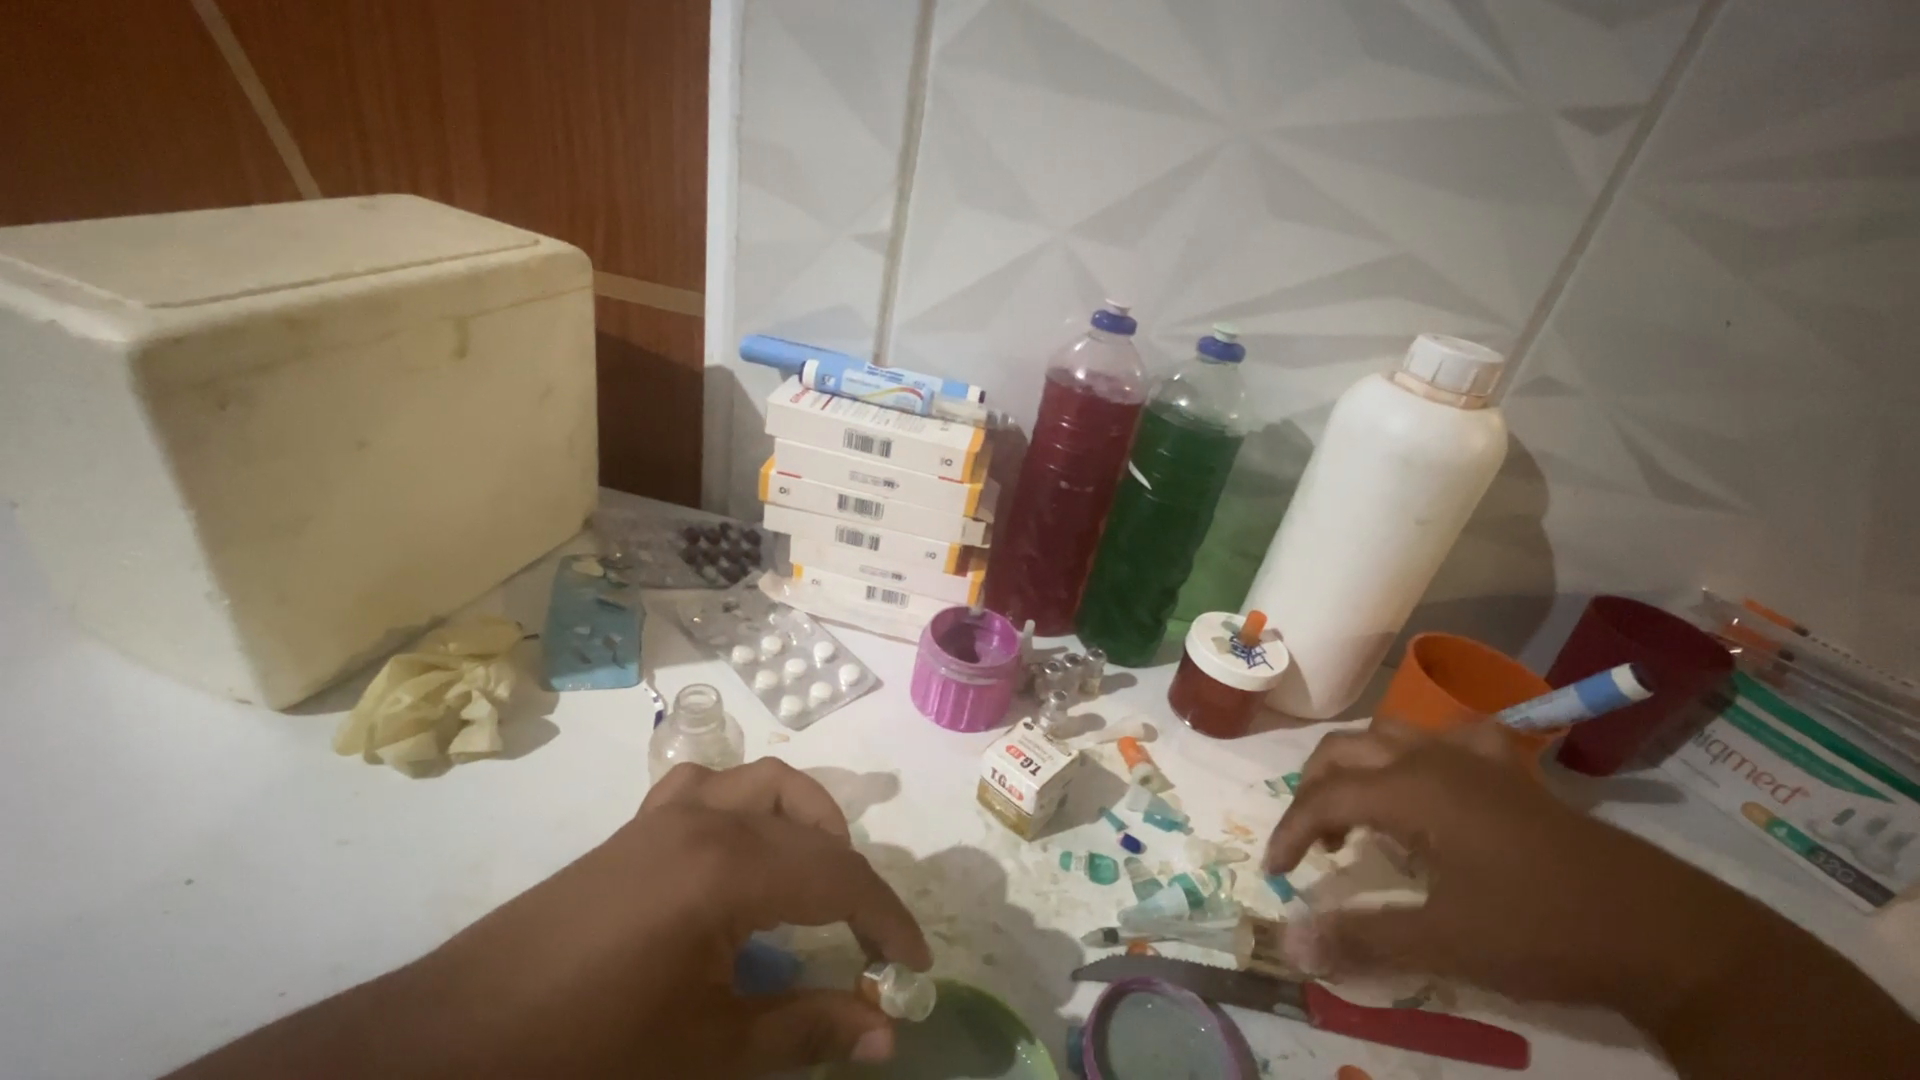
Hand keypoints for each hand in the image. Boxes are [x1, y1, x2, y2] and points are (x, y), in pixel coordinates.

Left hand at [380, 759, 930, 1077]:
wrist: (450, 1043)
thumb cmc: (588, 1050)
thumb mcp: (709, 1050)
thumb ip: (805, 1031)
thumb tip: (886, 1032)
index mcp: (729, 865)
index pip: (839, 878)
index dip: (887, 919)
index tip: (915, 964)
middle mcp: (705, 818)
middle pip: (810, 827)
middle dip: (852, 876)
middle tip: (865, 936)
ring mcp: (664, 815)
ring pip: (762, 784)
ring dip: (804, 822)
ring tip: (812, 882)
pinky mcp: (633, 831)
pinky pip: (705, 787)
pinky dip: (745, 807)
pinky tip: (736, 856)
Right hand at [1263, 723, 1770, 1025]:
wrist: (1666, 933)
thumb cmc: (1543, 931)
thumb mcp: (1445, 942)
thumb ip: (1361, 937)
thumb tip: (1289, 945)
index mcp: (1411, 789)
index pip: (1324, 797)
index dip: (1290, 832)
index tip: (1277, 873)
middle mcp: (1434, 759)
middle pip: (1345, 752)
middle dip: (1314, 791)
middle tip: (1312, 844)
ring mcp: (1476, 761)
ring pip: (1391, 735)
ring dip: (1359, 768)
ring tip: (1360, 815)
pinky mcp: (1511, 775)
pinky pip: (1449, 740)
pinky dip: (1421, 754)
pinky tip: (1431, 784)